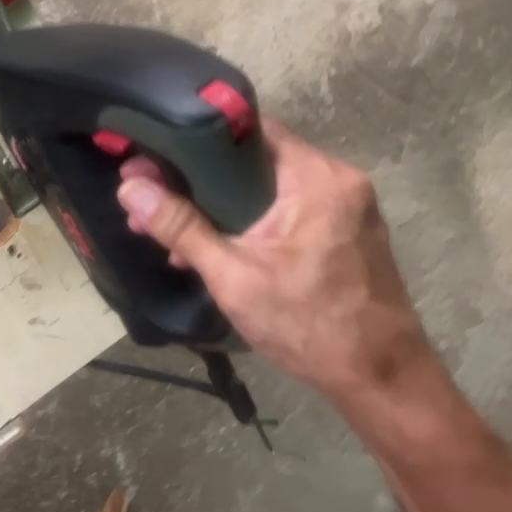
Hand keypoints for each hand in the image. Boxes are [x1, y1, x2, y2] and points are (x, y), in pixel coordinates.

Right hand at [115, 120, 434, 400]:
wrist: (382, 380)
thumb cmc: (310, 325)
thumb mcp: (233, 276)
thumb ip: (180, 227)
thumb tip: (129, 188)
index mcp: (316, 179)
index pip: (244, 130)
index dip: (187, 141)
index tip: (144, 162)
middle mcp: (335, 181)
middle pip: (248, 160)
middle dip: (191, 182)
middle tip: (144, 200)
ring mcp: (341, 207)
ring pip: (260, 188)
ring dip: (212, 207)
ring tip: (166, 233)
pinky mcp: (339, 231)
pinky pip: (278, 209)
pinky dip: (241, 222)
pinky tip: (206, 246)